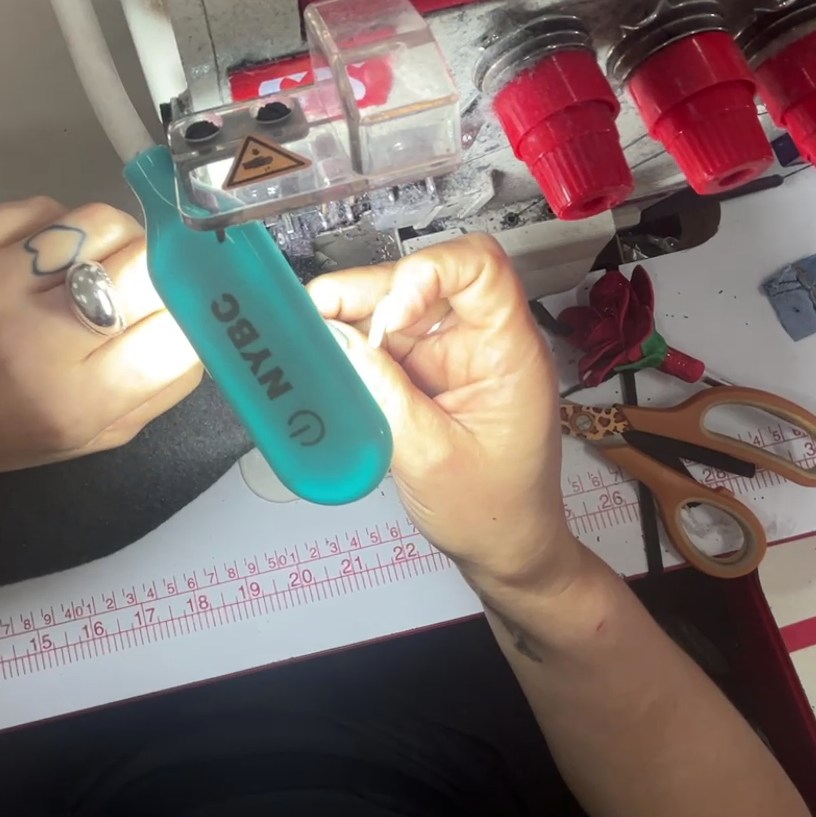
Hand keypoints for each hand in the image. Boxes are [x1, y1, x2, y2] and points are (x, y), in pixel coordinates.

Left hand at [0, 197, 201, 493]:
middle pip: (141, 264)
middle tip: (136, 279)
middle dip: (153, 267)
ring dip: (111, 239)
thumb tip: (201, 325)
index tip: (178, 307)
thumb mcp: (91, 438)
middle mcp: (34, 341)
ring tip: (91, 262)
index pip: (175, 332)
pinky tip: (41, 255)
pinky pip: (42, 207)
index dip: (189, 312)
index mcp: (74, 401)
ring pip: (97, 222)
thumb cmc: (0, 432)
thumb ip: (157, 388)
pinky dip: (56, 226)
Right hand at [307, 235, 582, 591]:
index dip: (427, 272)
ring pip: (394, 303)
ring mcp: (448, 352)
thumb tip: (332, 338)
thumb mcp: (429, 456)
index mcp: (506, 350)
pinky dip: (350, 342)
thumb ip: (380, 393)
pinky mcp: (423, 369)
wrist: (503, 548)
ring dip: (350, 314)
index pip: (478, 268)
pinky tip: (324, 356)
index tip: (388, 316)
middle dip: (367, 292)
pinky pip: (382, 338)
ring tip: (309, 335)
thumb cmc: (489, 510)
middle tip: (315, 315)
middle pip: (423, 279)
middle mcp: (477, 338)